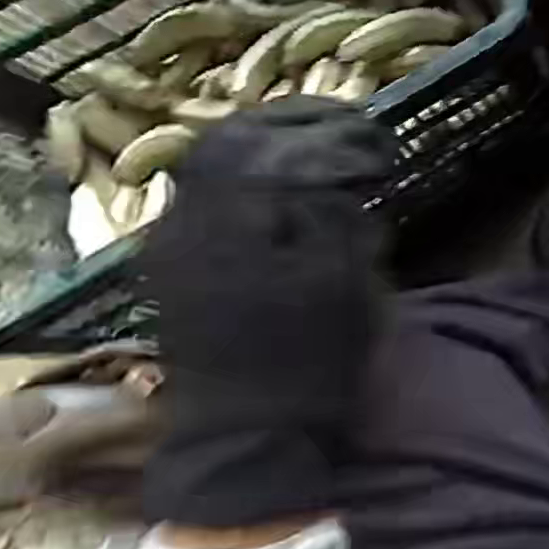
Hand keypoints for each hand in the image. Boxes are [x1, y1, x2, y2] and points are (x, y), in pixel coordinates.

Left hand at [140, 98, 394, 526]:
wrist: (251, 427)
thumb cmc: (310, 357)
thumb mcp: (341, 279)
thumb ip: (336, 212)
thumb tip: (340, 163)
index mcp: (232, 225)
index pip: (274, 145)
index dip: (327, 127)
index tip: (372, 127)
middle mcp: (189, 222)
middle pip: (232, 144)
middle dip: (294, 125)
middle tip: (347, 121)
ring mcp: (175, 244)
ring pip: (217, 167)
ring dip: (270, 146)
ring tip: (322, 141)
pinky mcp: (178, 264)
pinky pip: (211, 197)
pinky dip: (252, 176)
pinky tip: (286, 182)